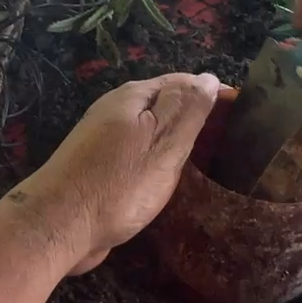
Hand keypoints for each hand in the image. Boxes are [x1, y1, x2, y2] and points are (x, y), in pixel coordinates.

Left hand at [15, 73, 221, 273]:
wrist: (59, 225)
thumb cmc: (117, 183)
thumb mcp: (162, 143)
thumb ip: (187, 110)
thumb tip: (209, 77)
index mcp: (132, 97)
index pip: (183, 82)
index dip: (213, 96)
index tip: (242, 119)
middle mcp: (115, 111)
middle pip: (165, 106)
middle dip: (196, 120)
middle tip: (232, 146)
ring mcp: (103, 140)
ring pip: (151, 133)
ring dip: (177, 144)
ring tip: (209, 165)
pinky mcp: (98, 169)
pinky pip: (137, 157)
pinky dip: (157, 163)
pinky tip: (170, 182)